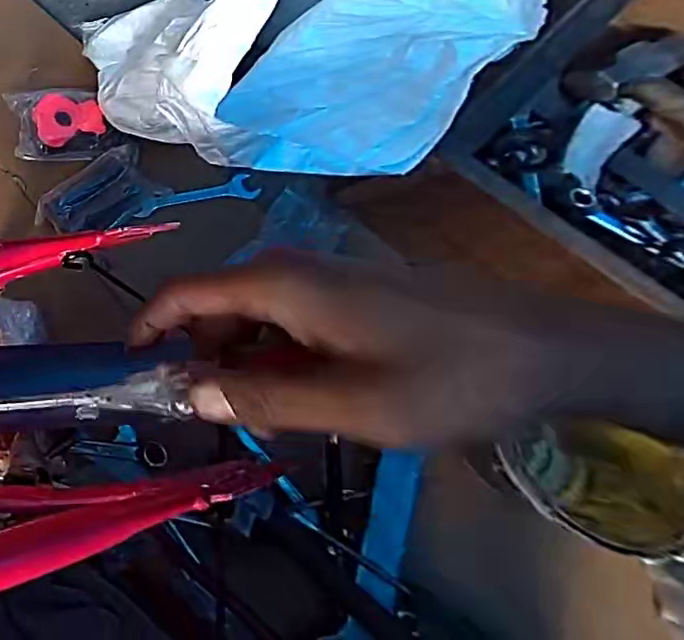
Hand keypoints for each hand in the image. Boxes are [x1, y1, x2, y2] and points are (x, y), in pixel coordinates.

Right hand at [129, 250, 618, 447]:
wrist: (551, 347)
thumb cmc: (447, 375)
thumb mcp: (354, 407)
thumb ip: (264, 400)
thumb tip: (192, 395)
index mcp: (276, 285)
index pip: (183, 293)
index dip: (149, 325)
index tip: (132, 362)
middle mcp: (284, 269)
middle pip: (214, 308)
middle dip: (203, 357)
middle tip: (220, 413)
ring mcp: (314, 276)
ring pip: (249, 316)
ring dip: (243, 362)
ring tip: (274, 414)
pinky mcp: (340, 290)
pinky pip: (283, 319)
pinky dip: (275, 355)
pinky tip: (311, 392)